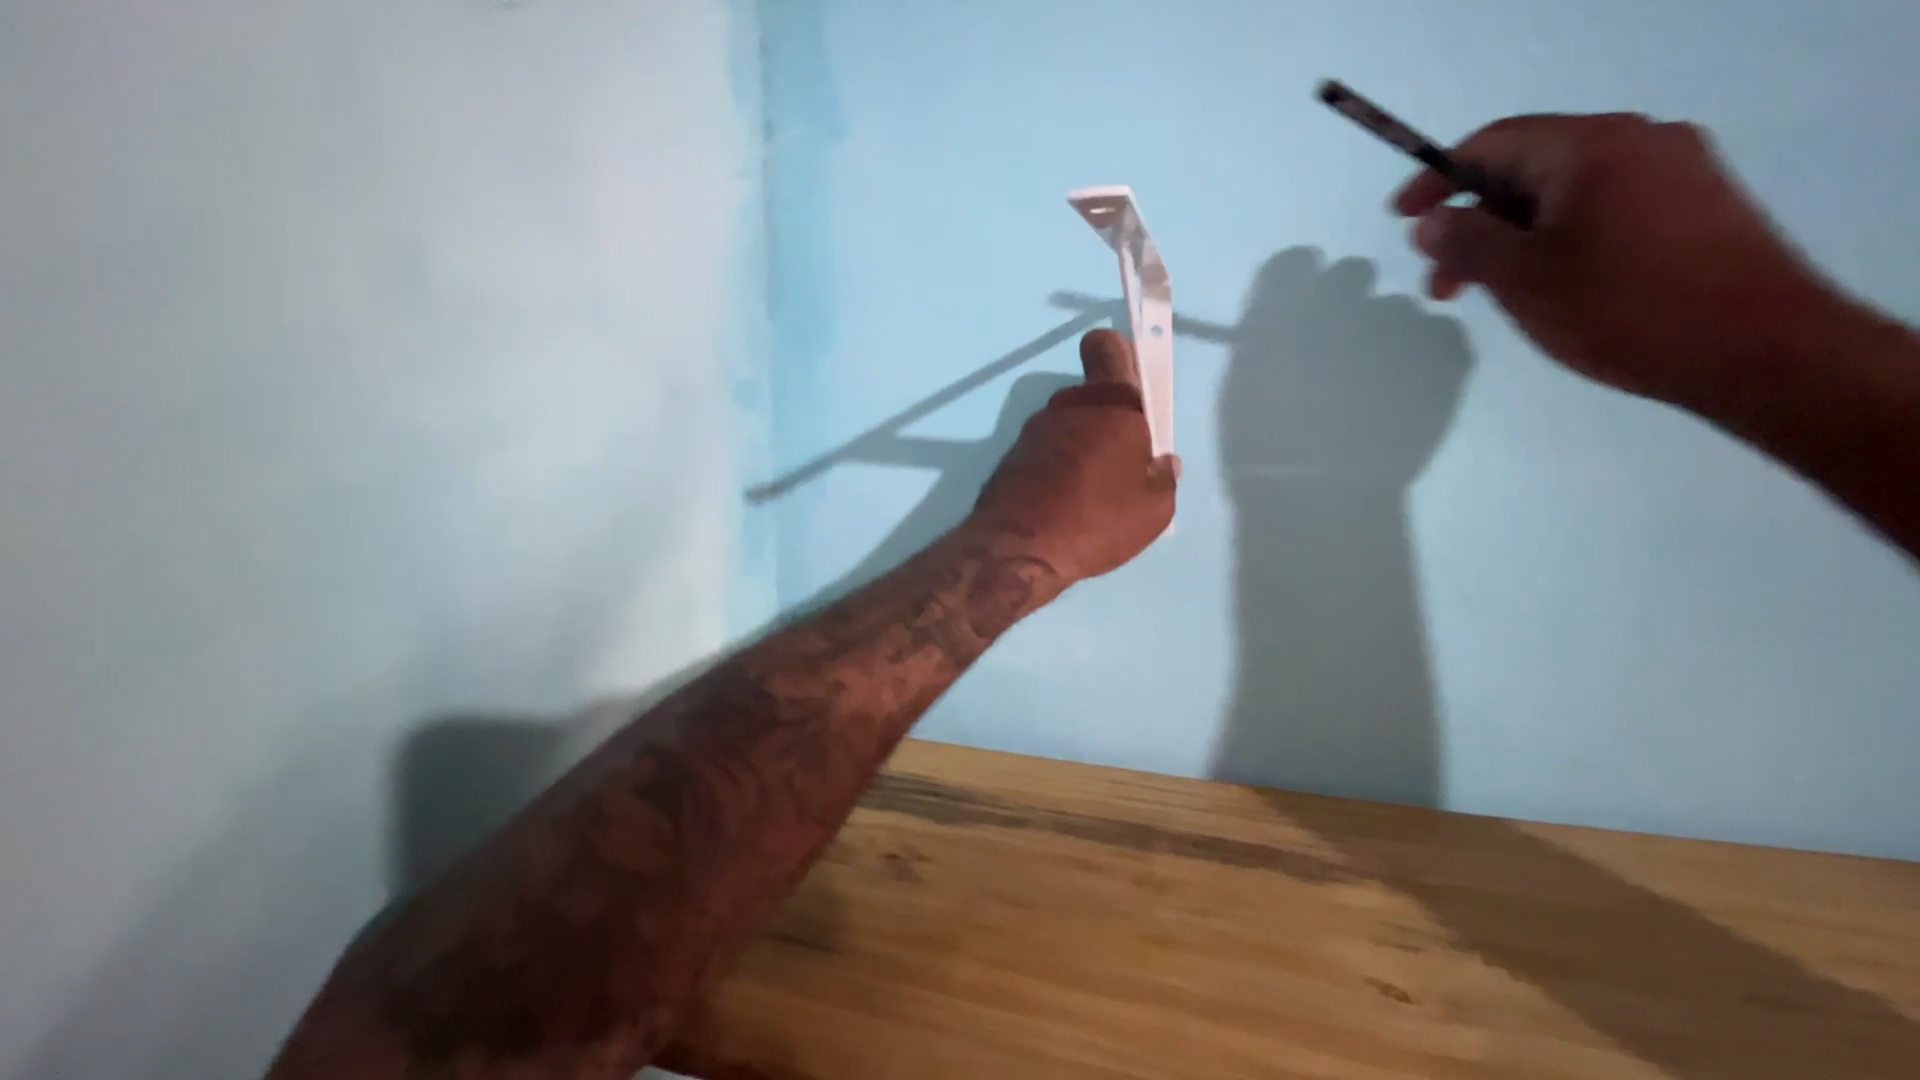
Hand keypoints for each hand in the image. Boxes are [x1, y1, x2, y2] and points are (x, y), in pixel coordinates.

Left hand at [966, 330, 1177, 581]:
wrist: (1018, 551)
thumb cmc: (1097, 520)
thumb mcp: (1154, 508)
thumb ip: (1162, 476)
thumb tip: (1159, 462)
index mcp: (1111, 402)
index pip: (1109, 346)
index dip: (1120, 356)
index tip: (1131, 388)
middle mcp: (1068, 405)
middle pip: (1093, 396)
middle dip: (1108, 421)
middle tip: (1123, 464)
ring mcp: (1033, 430)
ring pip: (1068, 427)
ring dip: (1082, 449)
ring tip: (1093, 495)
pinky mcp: (1011, 457)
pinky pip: (1046, 453)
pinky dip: (1057, 470)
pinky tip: (1065, 507)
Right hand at [1395, 112, 1841, 405]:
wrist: (1757, 348)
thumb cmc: (1621, 307)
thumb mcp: (1520, 277)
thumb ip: (1465, 242)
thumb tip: (1433, 221)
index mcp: (1592, 146)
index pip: (1492, 144)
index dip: (1436, 179)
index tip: (1400, 220)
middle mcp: (1640, 141)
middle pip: (1528, 170)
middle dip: (1473, 223)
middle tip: (1441, 283)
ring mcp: (1677, 172)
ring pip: (1565, 195)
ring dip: (1512, 240)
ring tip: (1489, 295)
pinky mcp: (1697, 209)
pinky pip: (1604, 211)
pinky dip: (1557, 242)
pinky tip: (1548, 288)